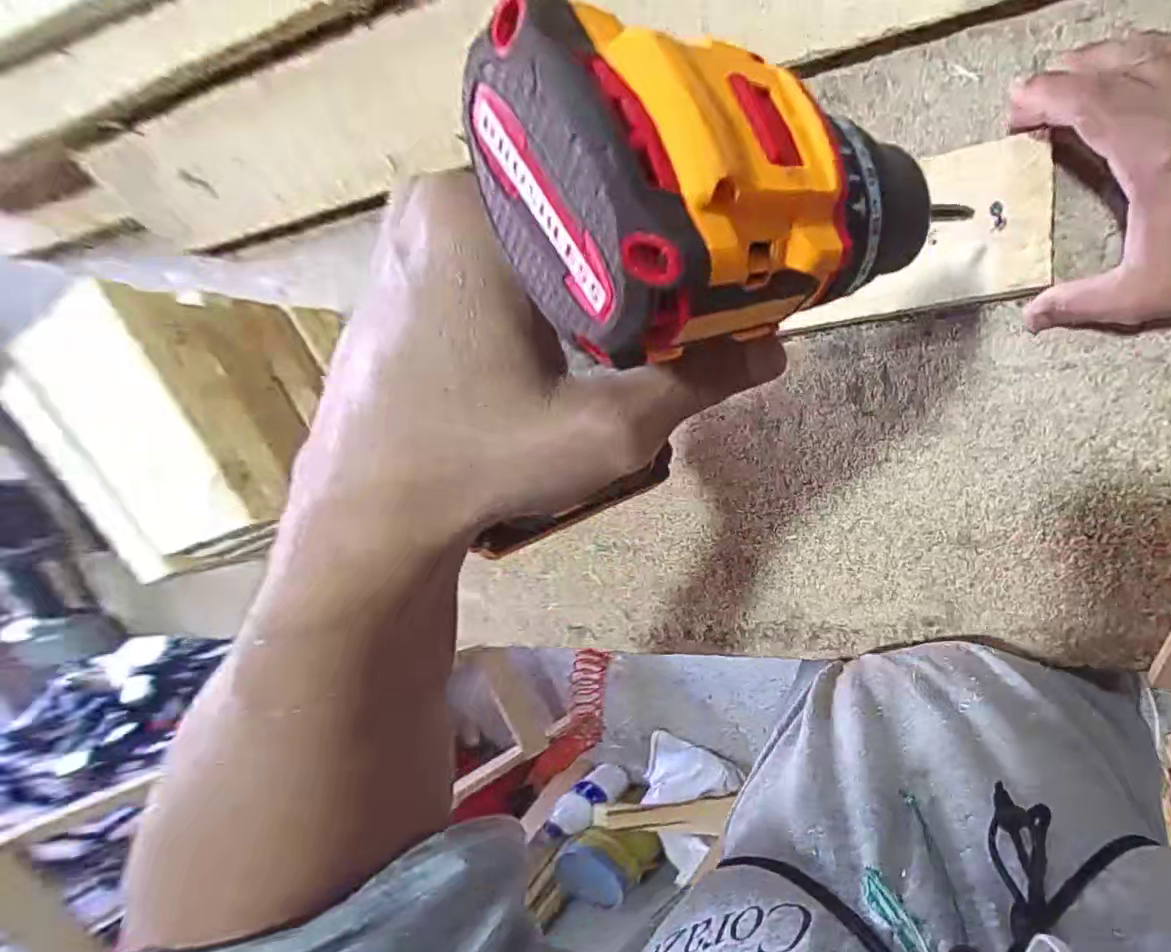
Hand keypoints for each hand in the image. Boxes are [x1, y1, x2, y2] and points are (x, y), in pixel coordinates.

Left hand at [290, 172, 784, 548]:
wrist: (375, 512)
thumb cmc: (485, 459)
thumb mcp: (612, 426)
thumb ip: (698, 380)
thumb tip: (773, 350)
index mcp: (477, 213)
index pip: (611, 197)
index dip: (676, 241)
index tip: (725, 280)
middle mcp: (441, 203)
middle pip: (584, 218)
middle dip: (646, 266)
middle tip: (702, 311)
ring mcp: (424, 237)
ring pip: (556, 243)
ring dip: (610, 285)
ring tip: (660, 329)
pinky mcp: (424, 274)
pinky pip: (523, 263)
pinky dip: (570, 294)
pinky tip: (597, 341)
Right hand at [1009, 33, 1170, 342]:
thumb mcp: (1134, 296)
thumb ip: (1077, 302)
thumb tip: (1030, 318)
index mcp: (1149, 153)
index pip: (1085, 101)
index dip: (1041, 98)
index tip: (1014, 113)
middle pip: (1104, 70)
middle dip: (1057, 80)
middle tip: (1027, 105)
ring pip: (1139, 50)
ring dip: (1096, 58)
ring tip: (1066, 79)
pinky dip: (1144, 49)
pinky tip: (1129, 64)